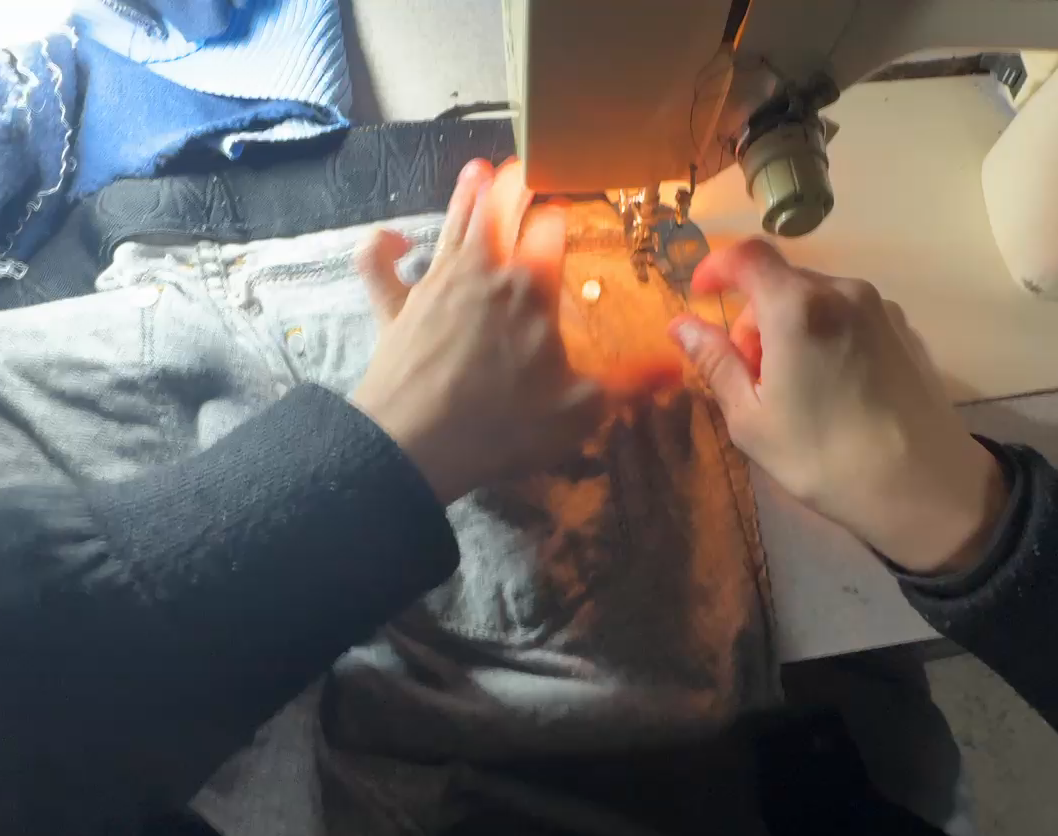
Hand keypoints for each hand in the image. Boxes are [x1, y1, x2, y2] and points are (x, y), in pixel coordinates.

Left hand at [350, 159, 608, 504]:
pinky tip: (390, 238)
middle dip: (514, 186)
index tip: (566, 216)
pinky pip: (379, 267)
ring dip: (464, 195)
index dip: (560, 221)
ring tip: (477, 169)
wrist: (417, 445)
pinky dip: (380, 247)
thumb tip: (677, 367)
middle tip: (524, 168)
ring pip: (450, 224)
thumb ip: (629, 383)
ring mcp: (433, 285)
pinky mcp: (393, 307)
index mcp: (530, 290)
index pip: (551, 235)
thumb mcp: (581, 411)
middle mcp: (482, 272)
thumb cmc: (505, 426)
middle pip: (498, 212)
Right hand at [668, 239, 1008, 573]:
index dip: (716, 267)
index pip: (748, 257)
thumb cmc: (821, 457)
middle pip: (782, 283)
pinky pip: (848, 318)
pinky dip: (825, 337)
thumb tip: (682, 325)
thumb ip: (715, 363)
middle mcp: (842, 292)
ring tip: (796, 390)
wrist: (922, 486)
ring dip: (791, 330)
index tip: (701, 295)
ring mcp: (880, 309)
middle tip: (752, 377)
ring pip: (816, 301)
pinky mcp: (905, 330)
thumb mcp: (751, 419)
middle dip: (754, 319)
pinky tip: (833, 390)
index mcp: (796, 308)